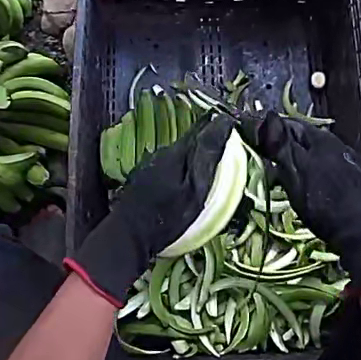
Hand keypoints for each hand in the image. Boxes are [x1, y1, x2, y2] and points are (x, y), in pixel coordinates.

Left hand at [69, 112, 237, 303]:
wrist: (128, 236)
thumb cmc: (167, 216)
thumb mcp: (196, 189)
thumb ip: (207, 156)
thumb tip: (222, 123)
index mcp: (177, 152)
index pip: (201, 129)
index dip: (218, 126)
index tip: (233, 128)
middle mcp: (161, 153)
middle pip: (189, 142)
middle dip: (205, 143)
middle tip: (224, 153)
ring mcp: (149, 165)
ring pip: (177, 155)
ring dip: (191, 159)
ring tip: (205, 172)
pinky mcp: (142, 178)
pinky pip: (167, 167)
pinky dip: (179, 171)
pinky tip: (181, 185)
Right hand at [249, 111, 360, 284]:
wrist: (357, 230)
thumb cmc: (320, 202)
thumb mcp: (293, 173)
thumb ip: (281, 146)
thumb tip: (269, 119)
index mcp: (320, 139)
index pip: (291, 124)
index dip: (273, 131)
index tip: (259, 141)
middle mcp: (337, 144)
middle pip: (306, 138)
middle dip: (288, 144)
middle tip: (270, 157)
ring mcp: (349, 161)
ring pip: (318, 153)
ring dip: (303, 158)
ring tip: (288, 172)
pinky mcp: (356, 178)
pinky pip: (329, 167)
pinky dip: (316, 171)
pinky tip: (312, 185)